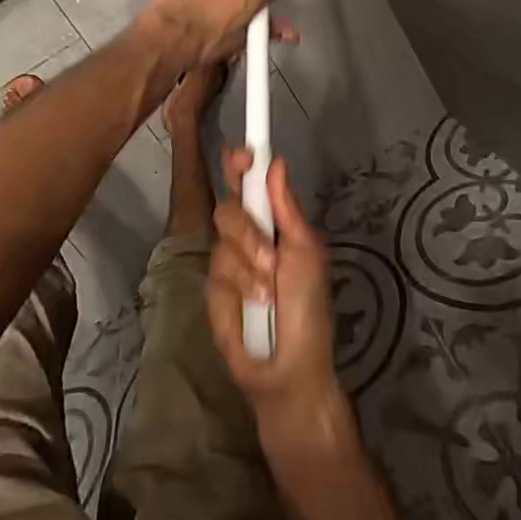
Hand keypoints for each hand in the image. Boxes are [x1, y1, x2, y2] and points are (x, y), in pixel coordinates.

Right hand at [206, 150, 341, 421]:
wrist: (290, 363)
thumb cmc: (309, 306)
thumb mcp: (306, 251)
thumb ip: (286, 208)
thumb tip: (276, 161)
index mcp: (272, 221)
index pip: (248, 181)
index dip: (240, 164)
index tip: (244, 156)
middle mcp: (246, 235)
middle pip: (229, 204)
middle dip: (249, 229)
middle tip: (271, 253)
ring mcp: (226, 260)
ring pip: (223, 236)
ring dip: (252, 263)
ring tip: (271, 292)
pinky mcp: (211, 287)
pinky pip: (218, 268)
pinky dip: (242, 285)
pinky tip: (257, 304)